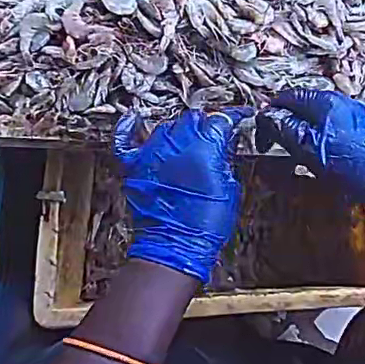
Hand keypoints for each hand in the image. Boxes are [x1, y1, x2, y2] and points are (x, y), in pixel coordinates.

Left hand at [113, 108, 250, 282]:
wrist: (176, 246)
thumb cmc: (205, 225)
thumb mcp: (228, 188)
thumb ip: (224, 159)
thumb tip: (224, 142)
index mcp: (205, 148)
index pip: (220, 120)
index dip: (232, 117)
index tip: (239, 117)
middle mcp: (176, 144)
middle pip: (192, 119)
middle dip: (204, 124)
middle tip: (211, 135)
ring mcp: (152, 153)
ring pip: (166, 126)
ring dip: (178, 131)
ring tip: (185, 140)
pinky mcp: (136, 166)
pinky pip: (126, 140)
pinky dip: (129, 128)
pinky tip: (134, 118)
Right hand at [256, 89, 364, 210]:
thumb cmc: (355, 164)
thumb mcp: (311, 148)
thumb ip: (286, 129)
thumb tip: (266, 116)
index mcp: (324, 101)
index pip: (285, 98)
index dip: (269, 115)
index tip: (261, 134)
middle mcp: (336, 103)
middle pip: (298, 110)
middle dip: (284, 129)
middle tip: (275, 150)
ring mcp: (348, 116)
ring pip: (311, 122)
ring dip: (299, 139)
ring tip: (295, 160)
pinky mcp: (356, 131)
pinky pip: (326, 132)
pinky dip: (315, 144)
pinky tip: (316, 161)